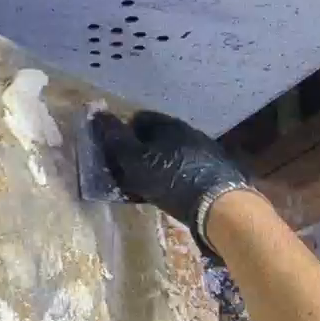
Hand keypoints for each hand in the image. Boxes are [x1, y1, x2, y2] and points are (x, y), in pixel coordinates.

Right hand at [91, 110, 254, 252]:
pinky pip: (188, 168)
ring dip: (161, 164)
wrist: (221, 206)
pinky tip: (173, 192)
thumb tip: (98, 114)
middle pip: (157, 136)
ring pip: (173, 153)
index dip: (123, 133)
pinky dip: (176, 176)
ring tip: (151, 185)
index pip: (139, 119)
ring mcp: (206, 150)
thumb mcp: (135, 162)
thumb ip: (116, 140)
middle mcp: (189, 131)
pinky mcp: (218, 170)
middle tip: (130, 171)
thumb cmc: (171, 180)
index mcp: (168, 125)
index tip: (116, 153)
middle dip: (142, 150)